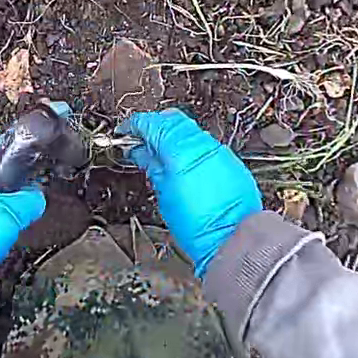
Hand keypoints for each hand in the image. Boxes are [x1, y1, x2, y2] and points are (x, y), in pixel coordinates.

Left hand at [0, 140, 45, 308]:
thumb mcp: (8, 214)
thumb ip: (30, 199)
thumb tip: (37, 196)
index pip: (5, 147)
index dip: (26, 161)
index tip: (39, 173)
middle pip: (1, 177)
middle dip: (14, 195)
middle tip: (18, 210)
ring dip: (4, 215)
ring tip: (0, 230)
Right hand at [118, 108, 262, 275]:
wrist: (232, 238)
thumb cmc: (199, 224)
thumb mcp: (164, 194)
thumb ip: (151, 166)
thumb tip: (139, 151)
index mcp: (179, 150)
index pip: (152, 123)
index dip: (134, 126)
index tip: (125, 133)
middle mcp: (201, 144)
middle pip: (171, 119)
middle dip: (153, 127)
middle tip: (140, 144)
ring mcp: (217, 150)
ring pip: (189, 130)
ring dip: (172, 137)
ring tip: (160, 158)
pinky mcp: (229, 160)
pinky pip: (204, 144)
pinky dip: (189, 148)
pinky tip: (182, 165)